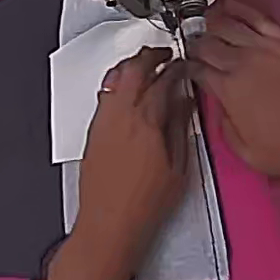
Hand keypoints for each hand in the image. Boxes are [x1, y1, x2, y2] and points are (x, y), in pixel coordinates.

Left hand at [54, 47, 191, 279]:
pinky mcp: (93, 128)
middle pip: (135, 68)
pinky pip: (106, 92)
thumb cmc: (144, 204)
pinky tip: (127, 87)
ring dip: (133, 64)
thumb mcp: (178, 168)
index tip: (183, 65)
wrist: (109, 224)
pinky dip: (118, 80)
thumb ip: (181, 128)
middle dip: (151, 55)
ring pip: (116, 76)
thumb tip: (185, 103)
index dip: (176, 68)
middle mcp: (121, 115)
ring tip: (146, 64)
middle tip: (165, 54)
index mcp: (146, 122)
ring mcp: (104, 119)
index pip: (163, 80)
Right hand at [190, 0, 279, 179]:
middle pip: (207, 43)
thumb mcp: (247, 151)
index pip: (198, 70)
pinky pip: (256, 17)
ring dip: (210, 20)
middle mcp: (240, 64)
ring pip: (227, 24)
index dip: (189, 67)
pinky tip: (230, 4)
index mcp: (227, 90)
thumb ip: (226, 128)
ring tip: (203, 18)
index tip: (188, 68)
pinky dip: (240, 8)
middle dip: (195, 43)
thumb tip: (223, 114)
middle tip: (192, 44)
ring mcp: (262, 49)